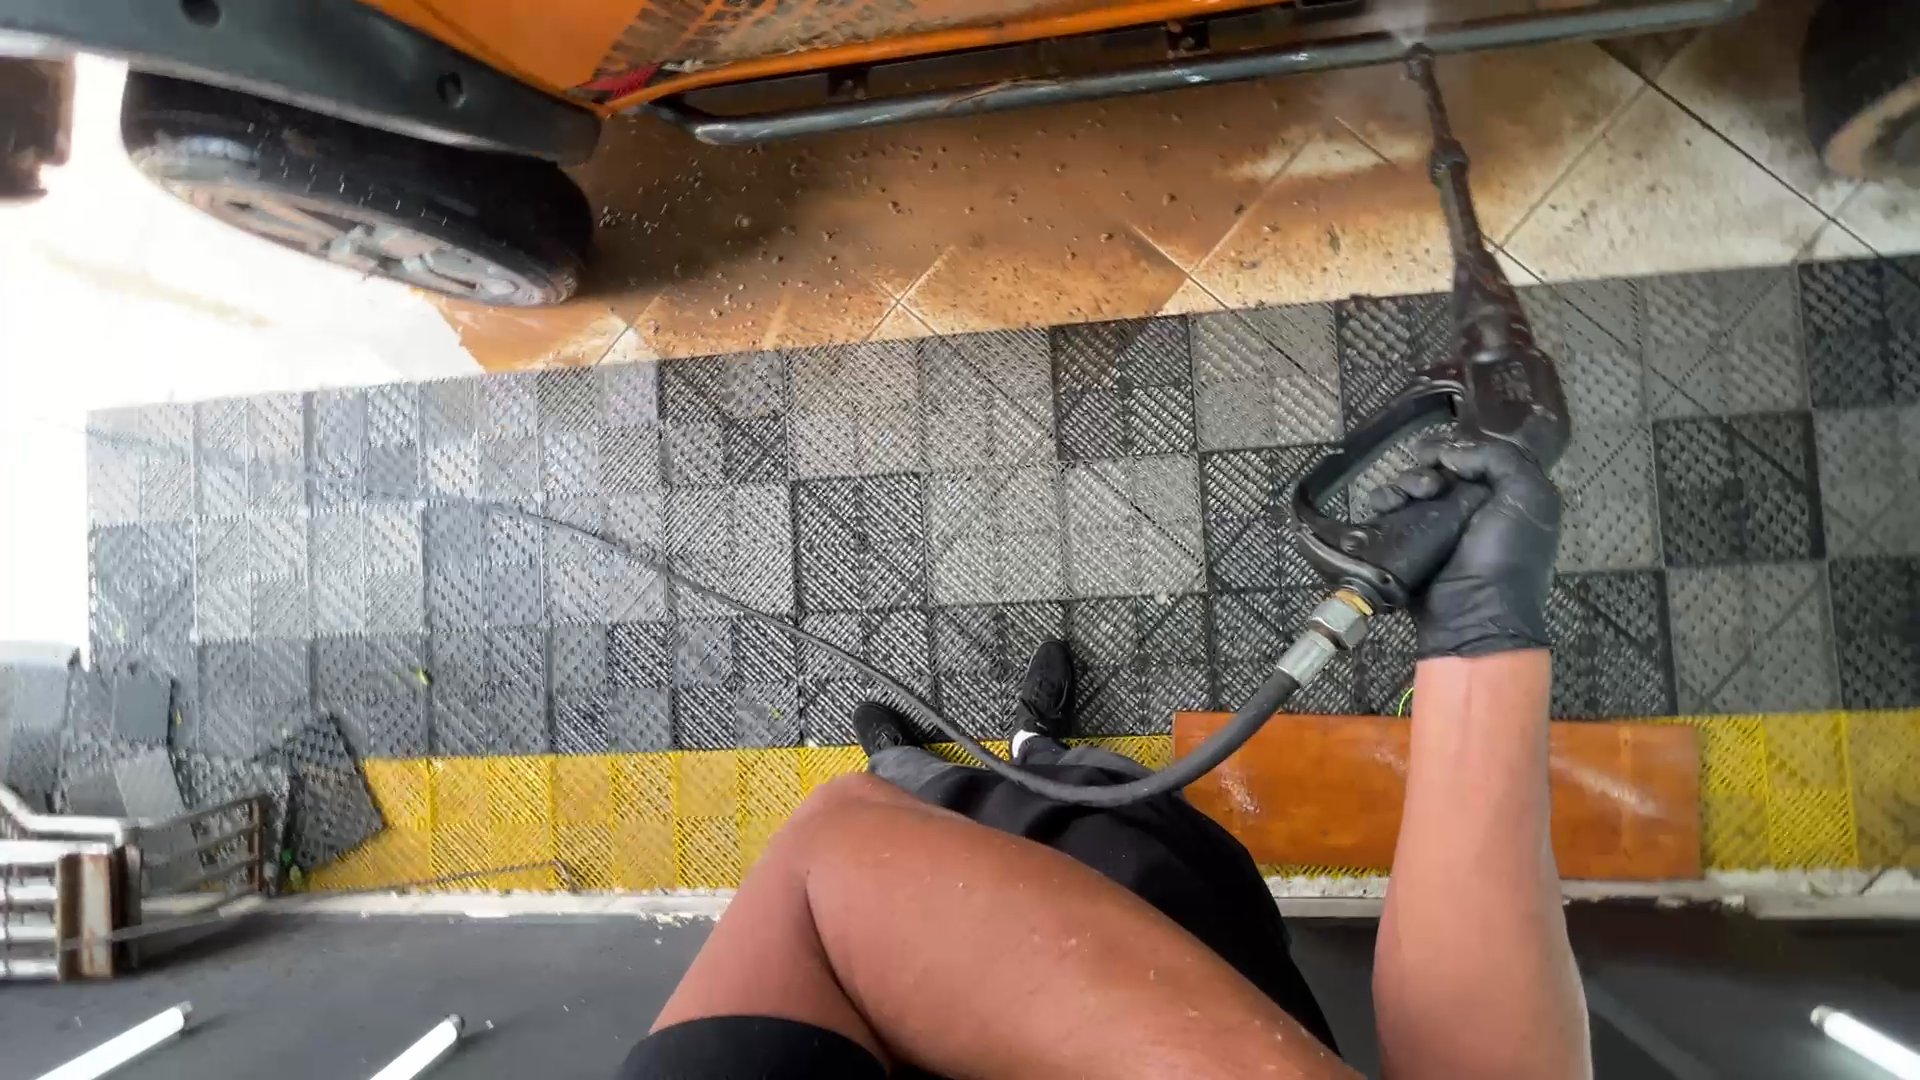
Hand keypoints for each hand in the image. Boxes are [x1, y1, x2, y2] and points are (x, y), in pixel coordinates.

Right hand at [1366, 436, 1560, 657]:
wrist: (1472, 611)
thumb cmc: (1506, 555)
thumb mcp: (1527, 497)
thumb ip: (1499, 459)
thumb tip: (1450, 454)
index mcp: (1501, 495)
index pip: (1471, 458)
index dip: (1453, 449)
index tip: (1436, 451)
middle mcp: (1465, 508)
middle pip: (1435, 470)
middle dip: (1426, 469)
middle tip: (1429, 485)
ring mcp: (1431, 526)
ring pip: (1407, 487)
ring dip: (1404, 484)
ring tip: (1409, 499)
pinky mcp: (1402, 542)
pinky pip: (1386, 512)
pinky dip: (1383, 503)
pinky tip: (1387, 508)